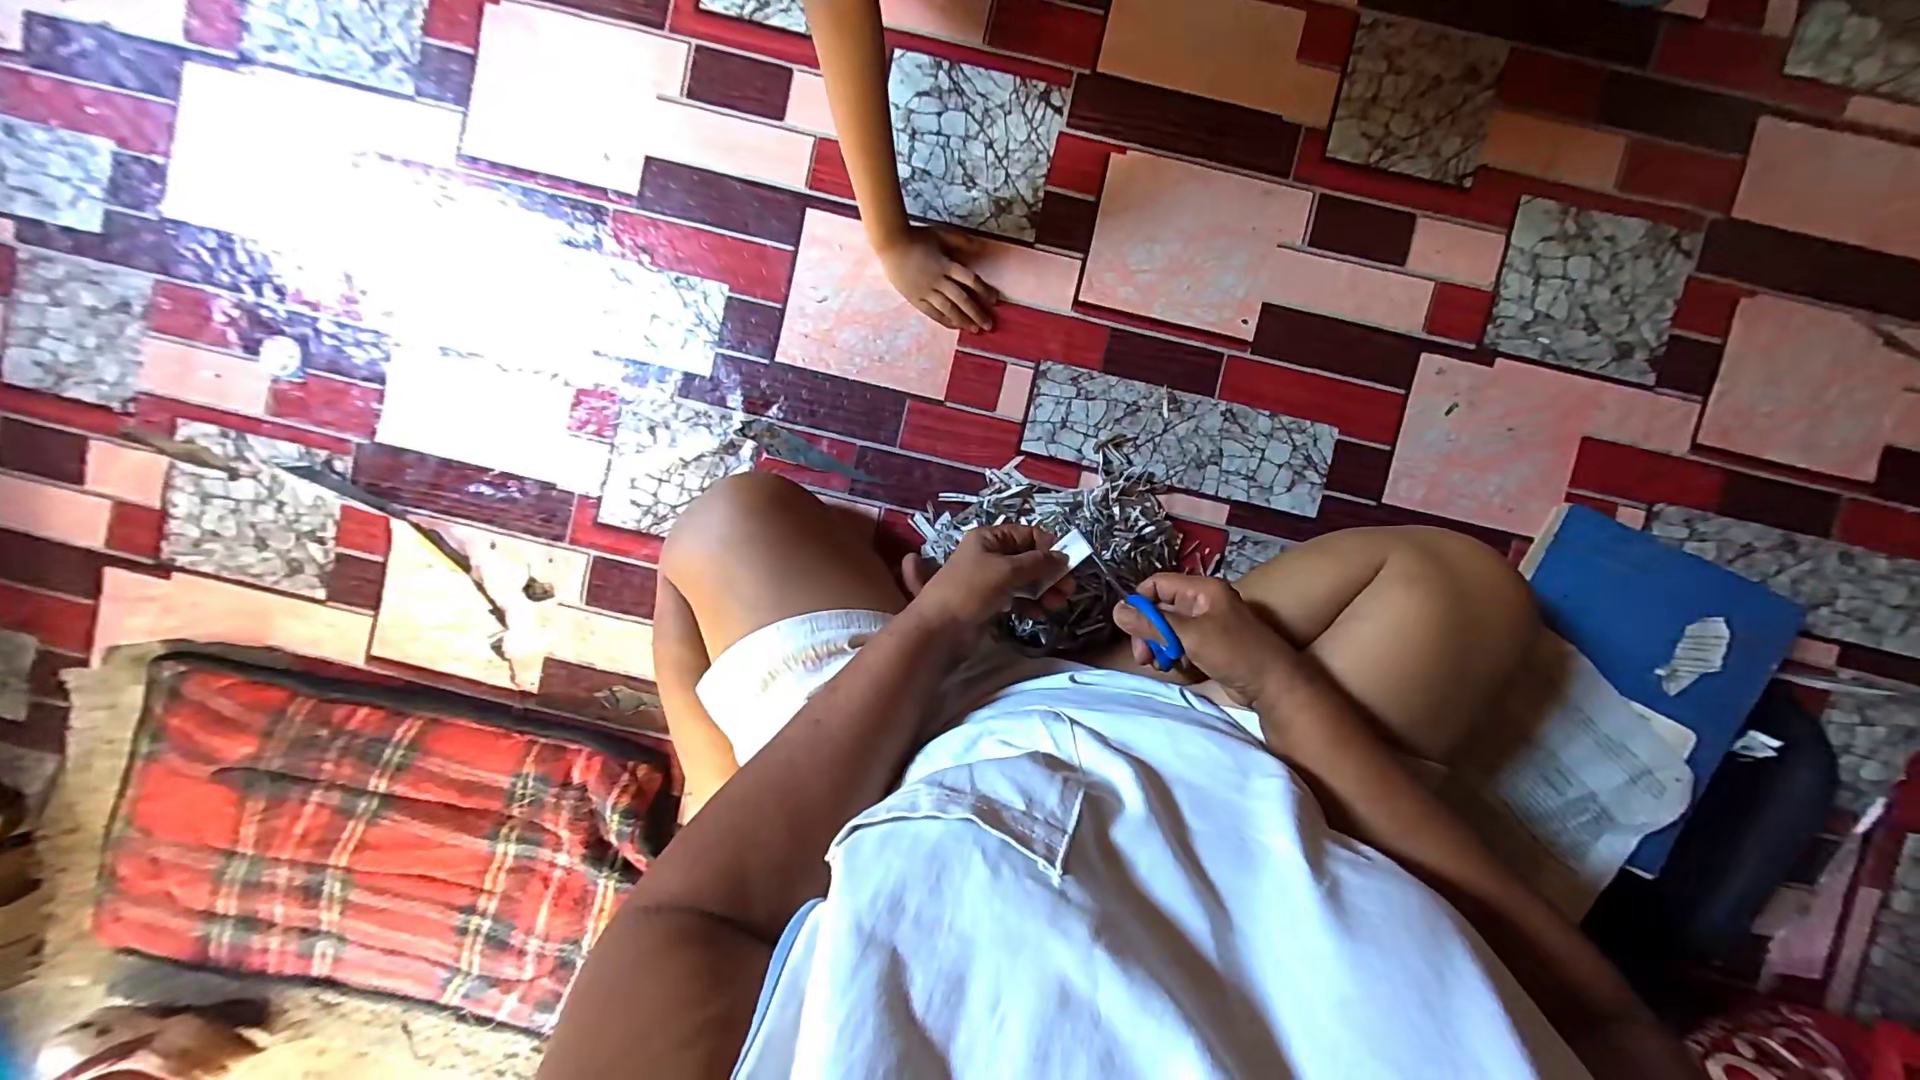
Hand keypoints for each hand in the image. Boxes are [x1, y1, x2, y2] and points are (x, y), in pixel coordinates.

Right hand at [878, 226, 998, 331]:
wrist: (891, 244)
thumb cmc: (916, 237)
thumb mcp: (940, 233)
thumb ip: (960, 240)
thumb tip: (980, 246)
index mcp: (946, 264)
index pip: (970, 280)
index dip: (984, 290)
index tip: (995, 300)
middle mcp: (938, 280)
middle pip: (962, 299)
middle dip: (977, 313)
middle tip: (989, 325)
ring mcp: (926, 291)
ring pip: (948, 309)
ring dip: (963, 320)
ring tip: (975, 329)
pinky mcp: (916, 298)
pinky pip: (932, 312)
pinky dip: (945, 320)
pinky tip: (955, 326)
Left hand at [901, 525, 1066, 636]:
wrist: (939, 629)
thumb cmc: (970, 590)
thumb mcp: (1006, 570)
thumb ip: (1038, 563)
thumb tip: (1063, 556)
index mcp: (988, 538)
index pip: (1026, 534)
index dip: (1048, 546)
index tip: (1067, 562)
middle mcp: (989, 555)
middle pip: (1029, 558)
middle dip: (1050, 572)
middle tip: (1068, 588)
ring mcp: (990, 580)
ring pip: (1026, 579)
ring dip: (1044, 589)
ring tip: (1058, 604)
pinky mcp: (991, 602)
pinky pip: (1018, 598)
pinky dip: (1031, 603)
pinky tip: (1041, 613)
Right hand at [1112, 574, 1302, 706]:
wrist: (1274, 686)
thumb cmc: (1235, 652)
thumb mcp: (1190, 636)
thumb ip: (1152, 624)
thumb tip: (1117, 611)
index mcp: (1202, 590)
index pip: (1158, 584)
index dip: (1141, 602)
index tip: (1131, 626)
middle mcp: (1203, 602)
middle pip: (1160, 609)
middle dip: (1148, 631)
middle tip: (1143, 656)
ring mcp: (1206, 625)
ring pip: (1168, 629)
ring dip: (1158, 646)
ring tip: (1160, 664)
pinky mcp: (1208, 645)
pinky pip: (1180, 644)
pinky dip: (1173, 655)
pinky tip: (1175, 668)